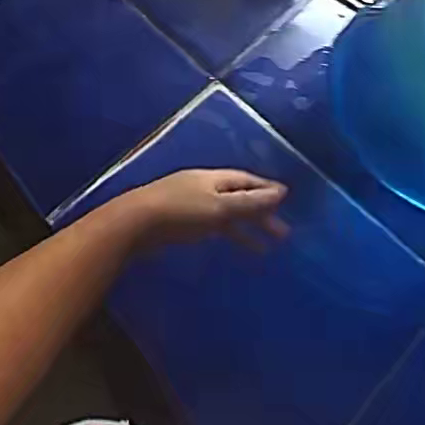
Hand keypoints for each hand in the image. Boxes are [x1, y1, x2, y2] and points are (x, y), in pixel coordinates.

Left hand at [110, 169, 291, 250]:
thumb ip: (250, 202)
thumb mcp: (219, 207)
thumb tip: (282, 191)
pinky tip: (238, 245)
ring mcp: (191, 202)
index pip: (245, 179)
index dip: (266, 189)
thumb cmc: (180, 212)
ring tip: (269, 245)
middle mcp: (203, 186)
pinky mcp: (182, 220)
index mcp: (211, 178)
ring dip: (248, 226)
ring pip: (227, 212)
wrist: (137, 223)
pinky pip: (214, 224)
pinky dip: (230, 233)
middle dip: (261, 211)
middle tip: (284, 232)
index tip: (287, 199)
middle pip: (237, 196)